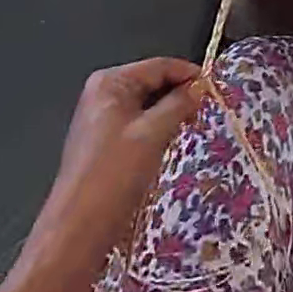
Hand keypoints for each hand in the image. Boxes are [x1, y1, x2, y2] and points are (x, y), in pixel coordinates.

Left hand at [33, 58, 202, 256]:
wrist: (79, 226)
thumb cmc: (114, 174)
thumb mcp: (151, 135)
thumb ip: (177, 105)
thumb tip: (199, 87)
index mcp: (110, 81)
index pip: (157, 65)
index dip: (187, 73)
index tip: (214, 86)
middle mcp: (102, 91)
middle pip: (150, 81)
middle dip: (178, 93)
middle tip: (206, 109)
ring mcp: (101, 115)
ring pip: (145, 103)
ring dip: (168, 111)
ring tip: (192, 124)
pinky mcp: (103, 138)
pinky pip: (136, 121)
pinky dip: (156, 126)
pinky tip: (170, 140)